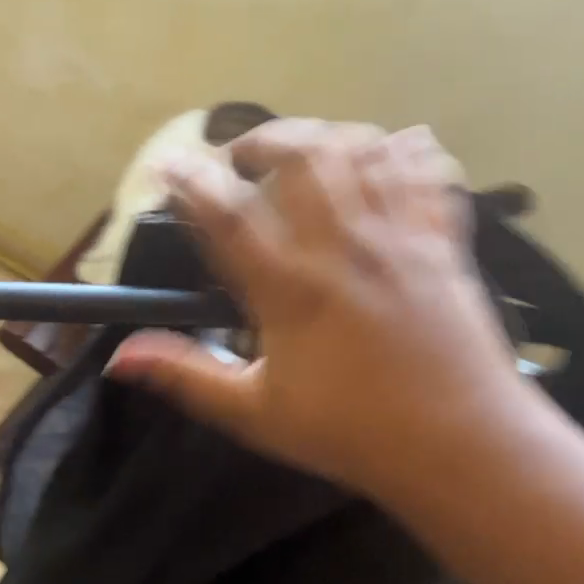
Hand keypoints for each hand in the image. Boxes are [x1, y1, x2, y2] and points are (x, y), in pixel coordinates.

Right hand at [104, 119, 541, 496]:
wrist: (465, 447)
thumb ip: (184, 375)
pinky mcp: (446, 243)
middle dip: (261, 141)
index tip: (164, 164)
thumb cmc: (350, 432)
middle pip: (304, 154)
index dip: (190, 180)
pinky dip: (400, 150)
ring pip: (365, 149)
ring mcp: (402, 238)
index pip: (229, 213)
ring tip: (298, 153)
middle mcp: (346, 247)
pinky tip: (381, 156)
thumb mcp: (251, 411)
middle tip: (236, 160)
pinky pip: (428, 171)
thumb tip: (118, 357)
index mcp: (291, 288)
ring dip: (323, 137)